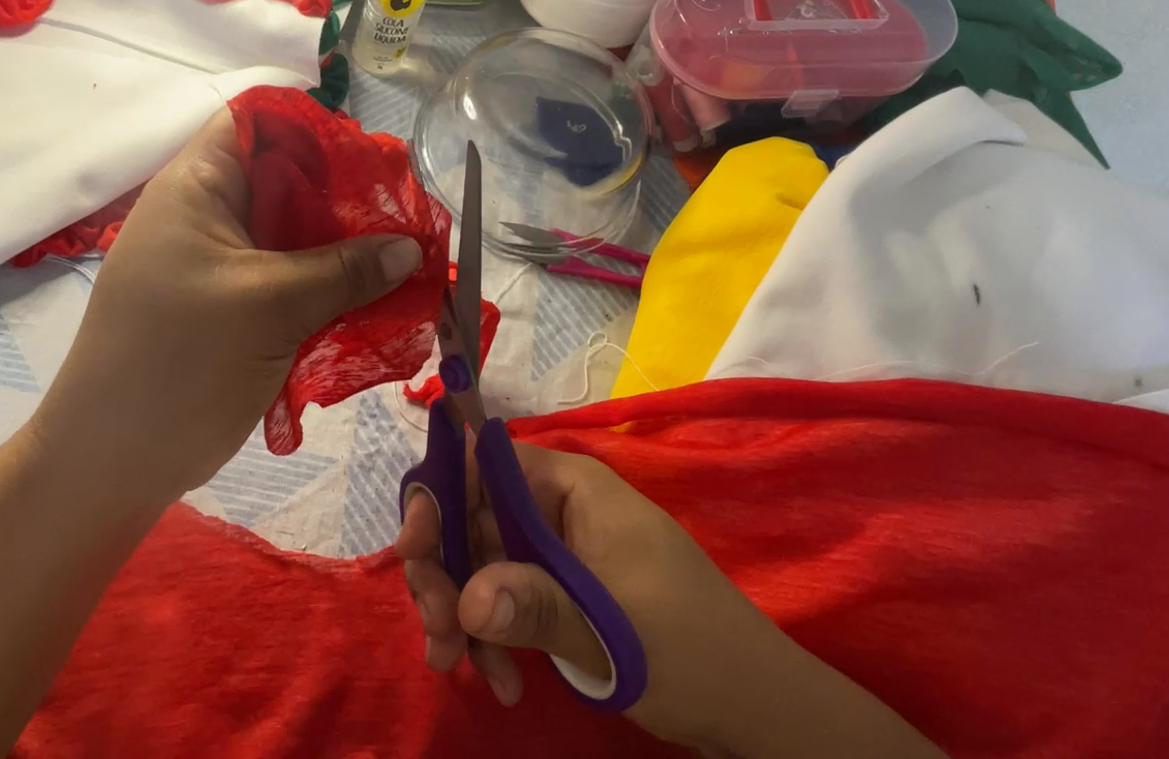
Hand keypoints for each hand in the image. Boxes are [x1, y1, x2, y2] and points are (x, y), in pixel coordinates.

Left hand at [32, 109, 422, 503]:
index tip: (374, 160)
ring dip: (345, 251)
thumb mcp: (267, 306)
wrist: (113, 462)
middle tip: (406, 219)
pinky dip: (330, 289)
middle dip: (347, 198)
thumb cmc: (179, 364)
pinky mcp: (235, 310)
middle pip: (287, 181)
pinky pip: (291, 282)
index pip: (257, 121)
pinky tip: (376, 302)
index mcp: (197, 188)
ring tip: (405, 263)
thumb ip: (344, 271)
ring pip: (295, 238)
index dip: (314, 128)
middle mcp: (209, 216)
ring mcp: (222, 266)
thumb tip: (412, 246)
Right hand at [397, 442, 794, 750]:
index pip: (482, 463)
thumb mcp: (611, 630)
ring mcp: (555, 548)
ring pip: (479, 560)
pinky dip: (489, 633)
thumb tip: (464, 599)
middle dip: (445, 573)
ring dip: (461, 612)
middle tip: (439, 635)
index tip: (413, 548)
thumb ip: (535, 606)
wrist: (755, 705)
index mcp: (570, 487)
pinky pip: (502, 594)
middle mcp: (555, 506)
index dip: (438, 495)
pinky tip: (498, 679)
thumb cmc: (690, 649)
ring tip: (458, 666)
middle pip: (470, 516)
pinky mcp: (558, 586)